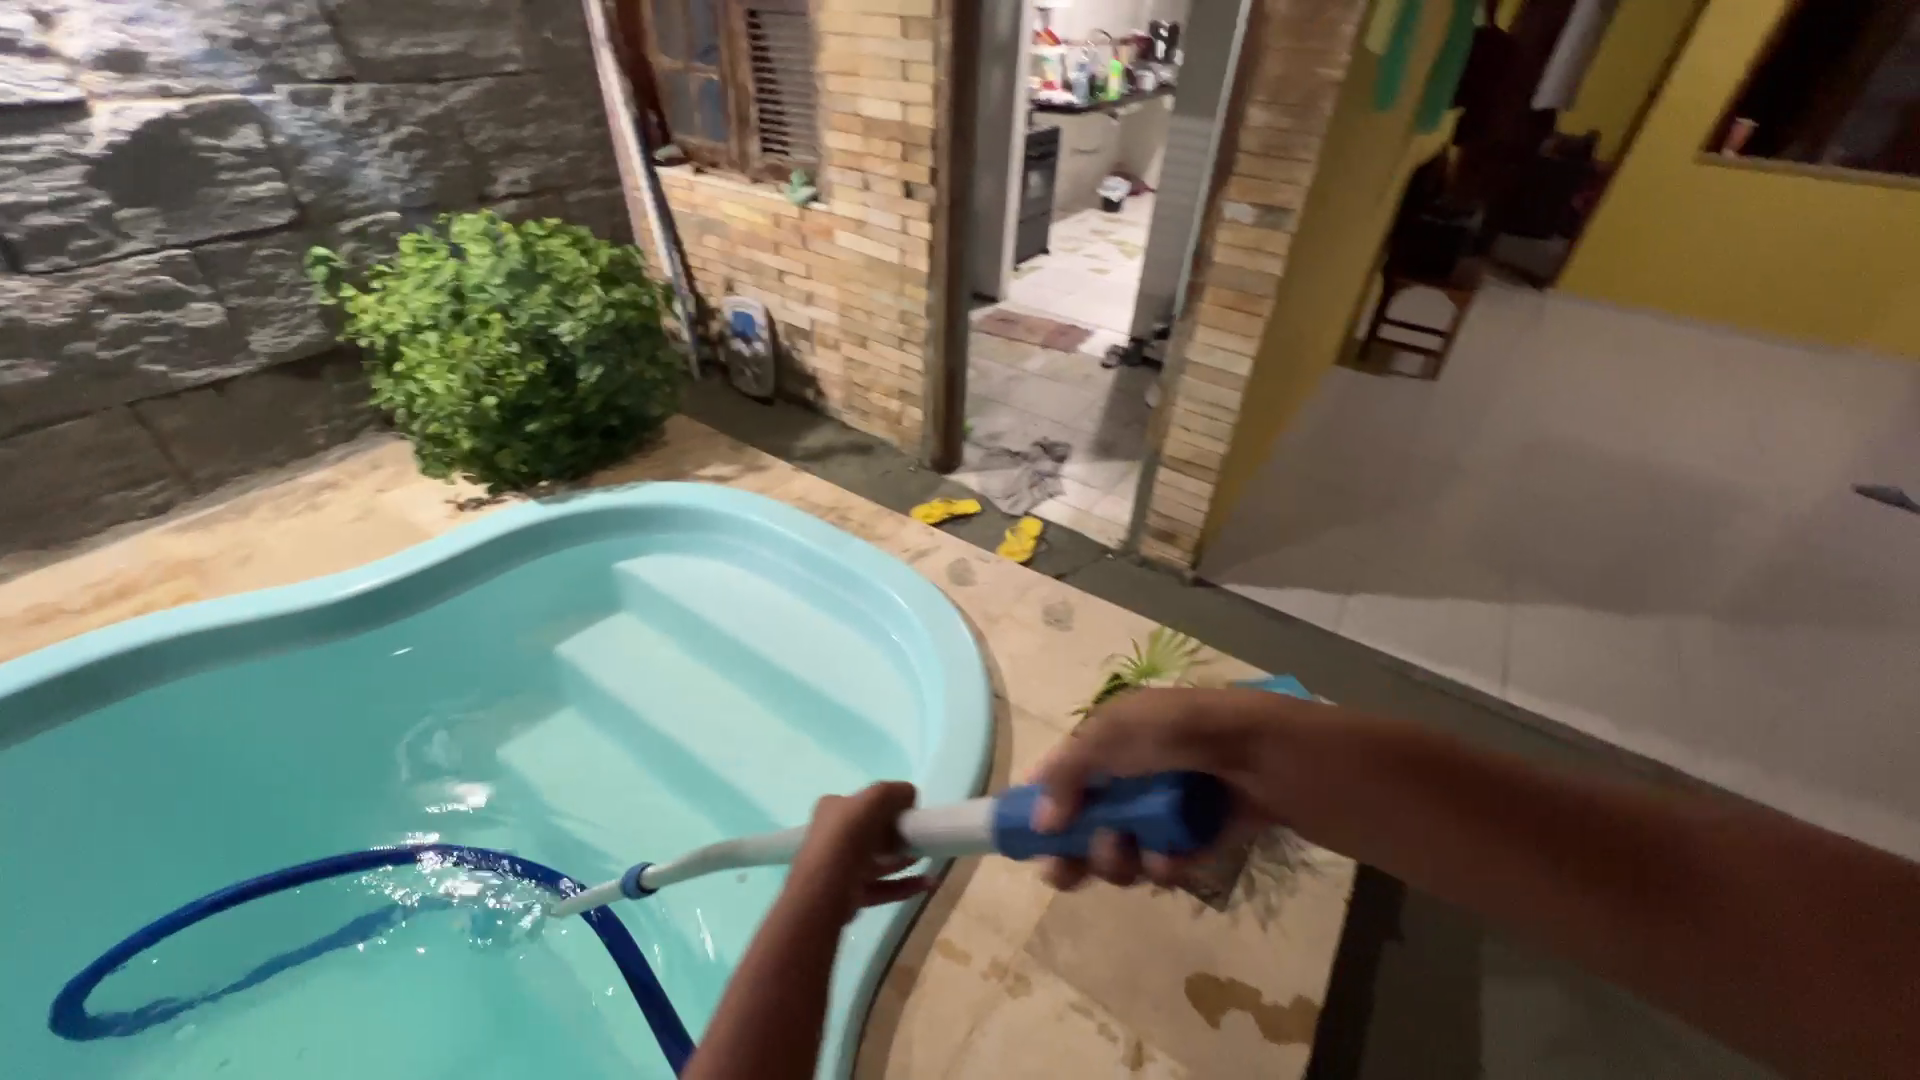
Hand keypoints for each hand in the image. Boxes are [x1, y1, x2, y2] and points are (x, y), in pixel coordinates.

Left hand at [789, 781, 933, 923]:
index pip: (860, 803)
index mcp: (832, 811)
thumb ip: (894, 792)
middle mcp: (833, 838)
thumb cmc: (848, 837)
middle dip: (897, 835)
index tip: (906, 812)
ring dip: (904, 860)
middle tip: (918, 836)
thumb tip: (909, 796)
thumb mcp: (874, 799)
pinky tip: (928, 882)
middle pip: (870, 833)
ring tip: (927, 857)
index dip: (884, 806)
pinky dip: (905, 885)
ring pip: (878, 862)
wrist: (826, 889)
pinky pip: (883, 887)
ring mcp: (841, 869)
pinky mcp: (851, 895)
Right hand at [1027, 687, 1300, 890]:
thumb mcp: (1111, 734)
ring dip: (1116, 859)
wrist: (1265, 755)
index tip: (1026, 838)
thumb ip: (1068, 774)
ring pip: (1123, 850)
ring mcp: (1168, 809)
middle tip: (1061, 873)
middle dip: (1073, 849)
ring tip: (1126, 853)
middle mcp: (1136, 774)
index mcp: (1113, 740)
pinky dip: (1164, 865)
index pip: (1067, 776)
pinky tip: (1170, 859)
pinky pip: (1167, 864)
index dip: (1044, 806)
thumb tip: (1040, 824)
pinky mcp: (1200, 838)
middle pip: (1088, 822)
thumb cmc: (1178, 734)